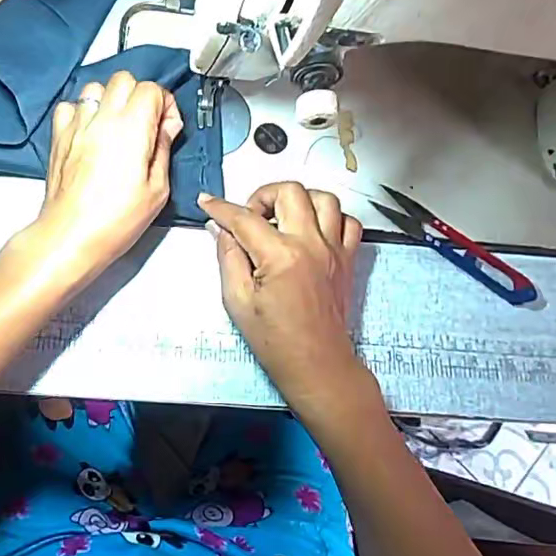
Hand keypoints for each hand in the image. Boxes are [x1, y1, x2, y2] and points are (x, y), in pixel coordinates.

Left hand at [19, 71, 182, 287]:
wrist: (71, 235)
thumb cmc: (111, 221)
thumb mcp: (157, 189)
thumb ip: (164, 148)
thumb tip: (168, 126)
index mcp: (131, 128)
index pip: (152, 89)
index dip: (164, 104)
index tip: (166, 125)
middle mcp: (102, 120)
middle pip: (123, 80)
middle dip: (138, 95)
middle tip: (145, 123)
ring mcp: (76, 127)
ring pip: (94, 89)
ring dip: (109, 101)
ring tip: (117, 126)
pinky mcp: (59, 138)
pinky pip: (68, 107)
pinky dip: (81, 113)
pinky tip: (90, 133)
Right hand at [200, 183, 364, 392]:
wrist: (316, 365)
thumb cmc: (274, 340)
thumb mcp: (236, 300)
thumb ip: (227, 257)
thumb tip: (220, 229)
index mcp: (280, 256)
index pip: (244, 218)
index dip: (220, 207)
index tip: (208, 203)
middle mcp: (311, 245)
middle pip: (289, 191)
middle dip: (262, 196)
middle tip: (249, 217)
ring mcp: (334, 250)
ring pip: (323, 198)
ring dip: (298, 201)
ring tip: (280, 219)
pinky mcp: (348, 259)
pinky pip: (348, 221)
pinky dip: (329, 218)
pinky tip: (311, 231)